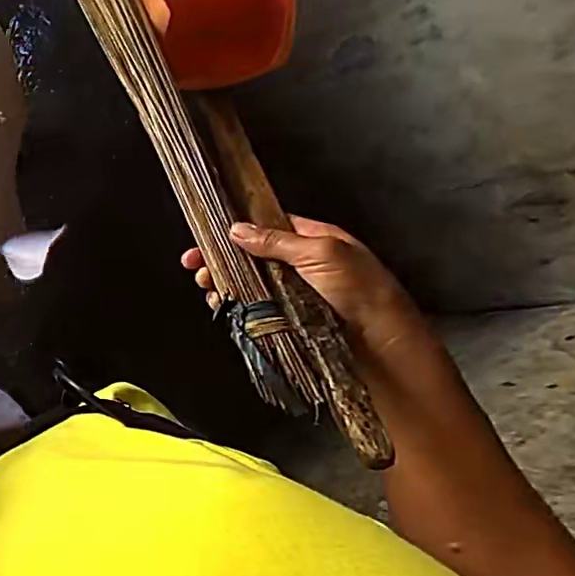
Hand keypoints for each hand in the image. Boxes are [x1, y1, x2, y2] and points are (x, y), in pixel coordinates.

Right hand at [180, 217, 428, 361]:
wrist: (380, 349)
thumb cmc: (364, 294)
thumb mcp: (323, 253)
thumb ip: (277, 240)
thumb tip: (238, 229)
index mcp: (314, 242)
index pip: (267, 226)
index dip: (236, 229)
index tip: (208, 233)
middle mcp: (299, 266)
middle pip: (248, 255)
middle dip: (219, 257)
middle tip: (194, 263)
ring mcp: (288, 294)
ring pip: (243, 282)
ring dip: (220, 280)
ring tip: (206, 283)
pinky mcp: (281, 319)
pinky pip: (247, 307)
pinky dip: (230, 304)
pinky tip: (220, 302)